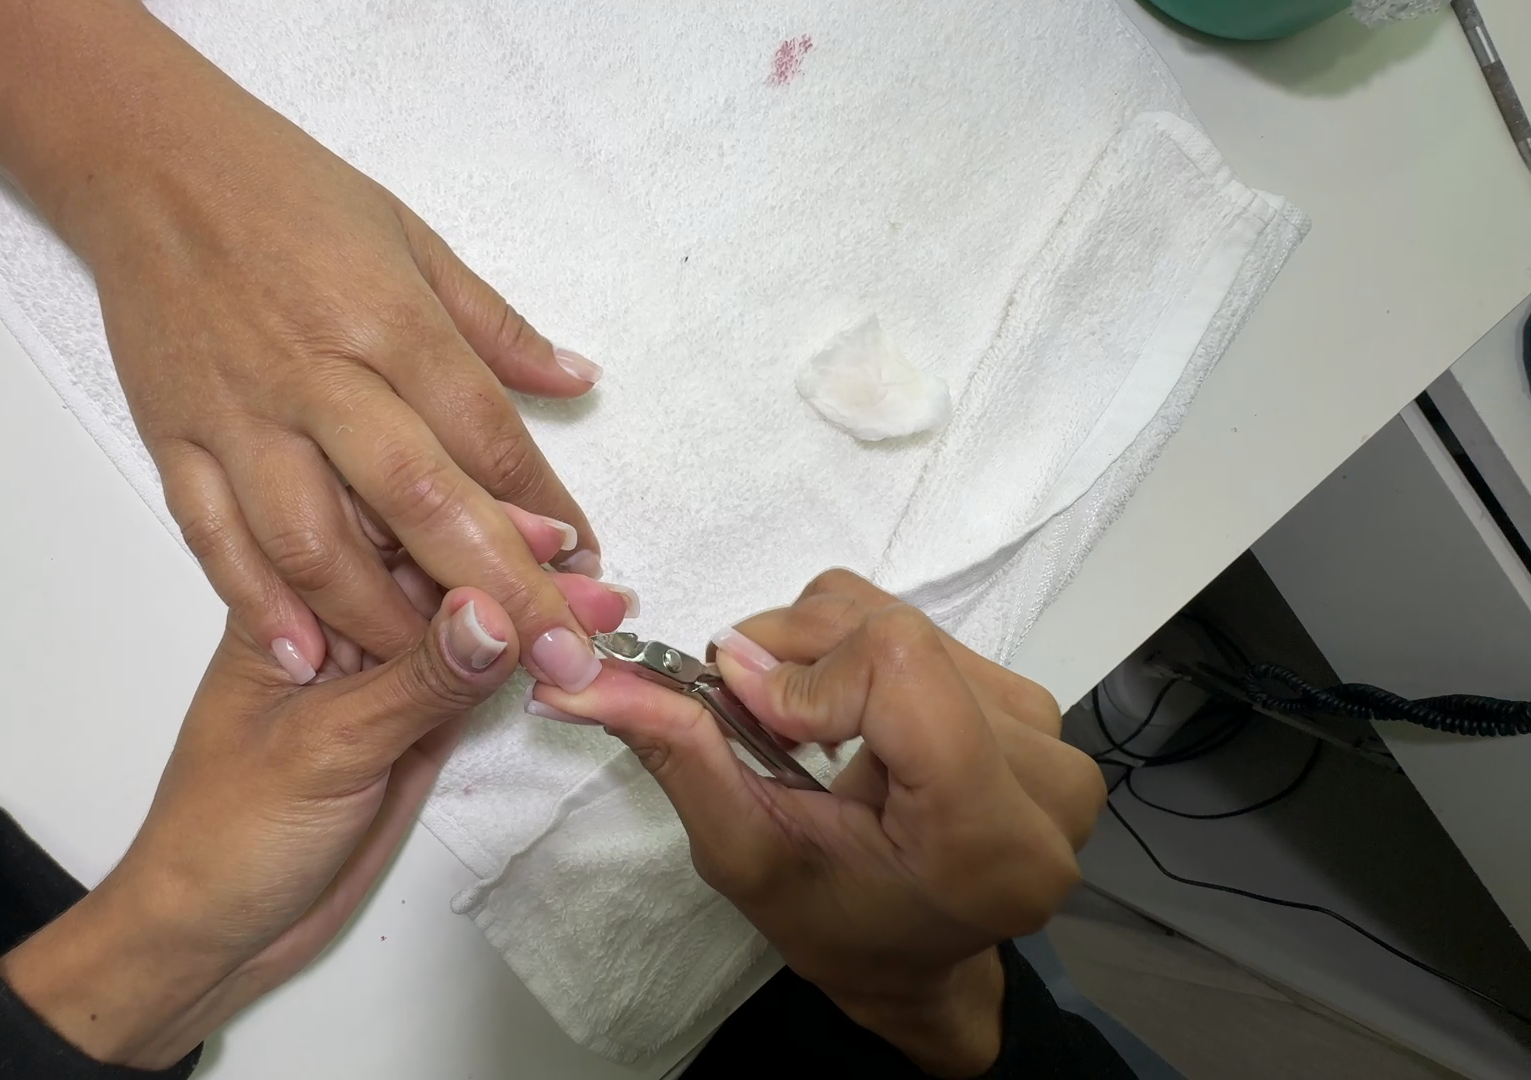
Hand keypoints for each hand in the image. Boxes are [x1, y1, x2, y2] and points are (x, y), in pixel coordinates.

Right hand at [0, 0, 611, 687]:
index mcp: (391, 322)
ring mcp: (239, 417)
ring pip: (314, 542)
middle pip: (420, 502)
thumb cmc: (296, 199)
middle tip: (556, 656)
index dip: (545, 510)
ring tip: (442, 671)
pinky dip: (259, 606)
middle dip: (497, 590)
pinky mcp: (174, 441)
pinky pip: (213, 538)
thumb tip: (581, 382)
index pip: (488, 437)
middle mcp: (319, 378)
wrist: (147, 160)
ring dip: (383, 619)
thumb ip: (500, 328)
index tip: (588, 569)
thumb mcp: (416, 243)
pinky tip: (309, 660)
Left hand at [0, 516, 623, 1067]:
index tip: (548, 538)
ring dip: (535, 618)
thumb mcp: (327, 744)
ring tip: (606, 616)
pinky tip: (569, 650)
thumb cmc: (236, 830)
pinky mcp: (420, 711)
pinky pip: (480, 674)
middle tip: (599, 589)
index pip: (389, 534)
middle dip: (521, 574)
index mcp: (297, 597)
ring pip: (471, 623)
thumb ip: (417, 679)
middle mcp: (347, 616)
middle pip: (444, 574)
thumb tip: (501, 611)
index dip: (470, 525)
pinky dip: (525, 663)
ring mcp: (388, 665)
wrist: (224, 931)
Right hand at [533, 570, 1105, 1077]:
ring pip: (895, 616)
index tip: (741, 705)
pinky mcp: (1028, 701)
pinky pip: (916, 620)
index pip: (900, 671)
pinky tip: (841, 704)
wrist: (912, 952)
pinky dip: (849, 644)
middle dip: (792, 656)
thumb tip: (578, 678)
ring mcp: (1047, 732)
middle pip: (890, 634)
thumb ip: (672, 752)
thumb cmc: (830, 921)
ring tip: (795, 718)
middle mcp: (1045, 778)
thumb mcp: (738, 850)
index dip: (802, 672)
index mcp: (987, 839)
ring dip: (815, 650)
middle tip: (750, 714)